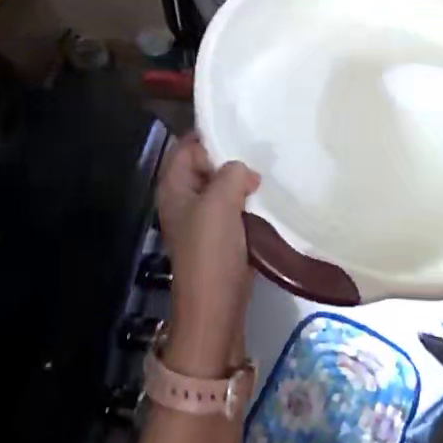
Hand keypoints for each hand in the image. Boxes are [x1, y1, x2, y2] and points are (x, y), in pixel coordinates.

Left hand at [155, 133, 260, 376]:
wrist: (215, 307)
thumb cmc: (211, 252)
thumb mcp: (219, 204)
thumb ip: (231, 174)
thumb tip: (244, 172)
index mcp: (174, 188)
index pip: (188, 147)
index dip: (211, 138)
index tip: (244, 135)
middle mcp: (184, 200)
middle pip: (206, 166)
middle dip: (231, 159)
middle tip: (263, 153)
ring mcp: (203, 220)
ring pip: (223, 189)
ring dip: (243, 183)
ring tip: (269, 174)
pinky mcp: (221, 238)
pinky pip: (235, 210)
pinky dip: (249, 204)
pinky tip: (269, 200)